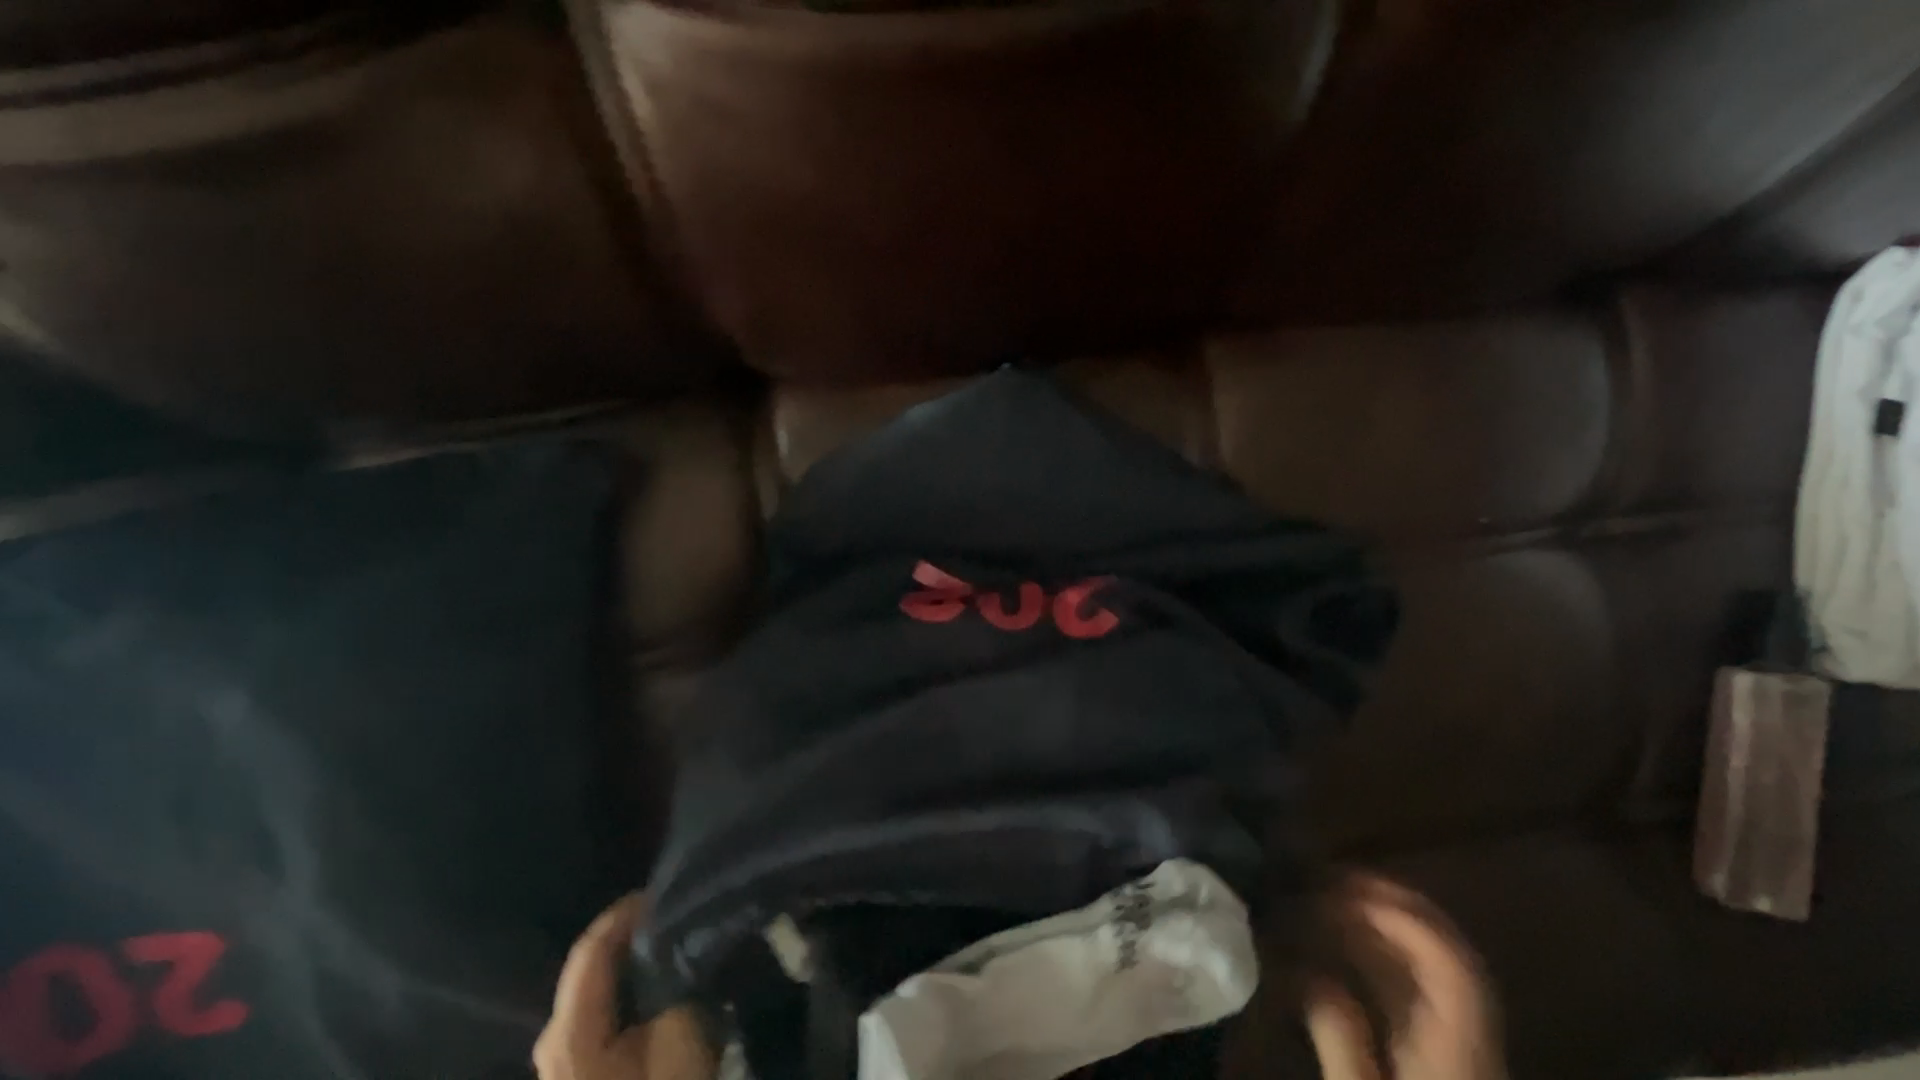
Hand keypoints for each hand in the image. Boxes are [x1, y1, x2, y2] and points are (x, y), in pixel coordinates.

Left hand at [533, 893, 715, 1079]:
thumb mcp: (680, 1050)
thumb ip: (678, 991)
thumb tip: (680, 954)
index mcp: (570, 1030)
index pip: (592, 950)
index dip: (627, 912)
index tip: (666, 890)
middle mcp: (551, 1038)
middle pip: (590, 967)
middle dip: (631, 935)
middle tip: (677, 915)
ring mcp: (557, 1060)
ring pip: (595, 990)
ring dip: (630, 965)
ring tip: (672, 945)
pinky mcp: (573, 1075)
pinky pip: (598, 1014)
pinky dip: (625, 993)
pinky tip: (657, 989)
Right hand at [1306, 879, 1503, 1079]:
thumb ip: (1339, 1037)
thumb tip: (1309, 971)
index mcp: (1456, 1048)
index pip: (1446, 962)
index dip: (1401, 913)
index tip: (1346, 885)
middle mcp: (1467, 1035)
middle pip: (1446, 954)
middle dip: (1391, 907)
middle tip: (1329, 880)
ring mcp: (1462, 1045)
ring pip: (1434, 969)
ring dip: (1385, 930)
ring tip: (1330, 905)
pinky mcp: (1449, 1058)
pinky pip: (1422, 993)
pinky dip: (1385, 961)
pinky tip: (1345, 953)